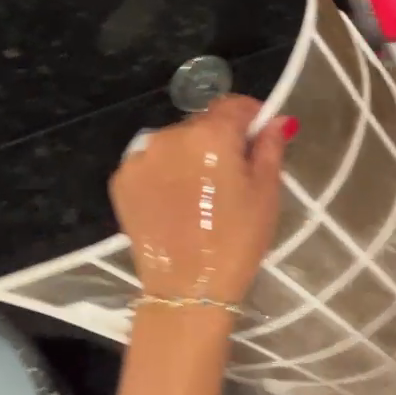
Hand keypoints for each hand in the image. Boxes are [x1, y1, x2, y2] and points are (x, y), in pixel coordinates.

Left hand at [110, 96, 295, 305]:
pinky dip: (165, 176)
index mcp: (211, 135)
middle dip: (219, 142)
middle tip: (233, 177)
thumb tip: (273, 121)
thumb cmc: (238, 241)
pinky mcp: (122, 181)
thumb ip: (269, 148)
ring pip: (175, 145)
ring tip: (202, 196)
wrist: (188, 288)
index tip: (260, 136)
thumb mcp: (267, 194)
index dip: (251, 116)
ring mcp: (140, 158)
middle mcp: (170, 135)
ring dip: (190, 158)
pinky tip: (176, 205)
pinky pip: (151, 165)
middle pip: (202, 125)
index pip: (234, 106)